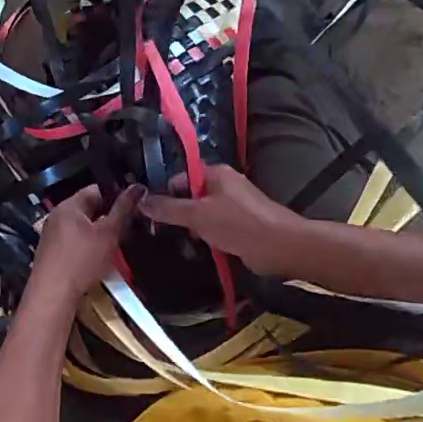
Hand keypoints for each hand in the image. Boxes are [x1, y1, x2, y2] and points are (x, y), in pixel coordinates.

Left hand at [27, 184, 143, 301]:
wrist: (53, 293)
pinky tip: (96, 258)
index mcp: (70, 205)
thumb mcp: (108, 233)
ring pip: (83, 226)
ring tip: (113, 246)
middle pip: (89, 208)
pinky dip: (87, 245)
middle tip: (126, 230)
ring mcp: (52, 233)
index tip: (132, 209)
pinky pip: (74, 240)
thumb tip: (138, 187)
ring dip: (99, 233)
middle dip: (109, 218)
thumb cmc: (81, 260)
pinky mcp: (52, 250)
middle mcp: (58, 214)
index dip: (117, 197)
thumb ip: (123, 209)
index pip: (97, 189)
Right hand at [139, 166, 305, 275]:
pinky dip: (208, 236)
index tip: (152, 213)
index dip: (165, 193)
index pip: (181, 177)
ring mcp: (234, 205)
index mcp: (216, 174)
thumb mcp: (197, 215)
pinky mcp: (240, 224)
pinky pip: (216, 226)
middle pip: (191, 195)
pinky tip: (201, 247)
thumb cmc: (238, 225)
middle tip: (164, 230)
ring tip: (181, 241)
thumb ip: (168, 208)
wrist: (280, 247)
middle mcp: (225, 185)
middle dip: (178, 213)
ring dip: (193, 227)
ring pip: (203, 213)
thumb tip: (141, 201)